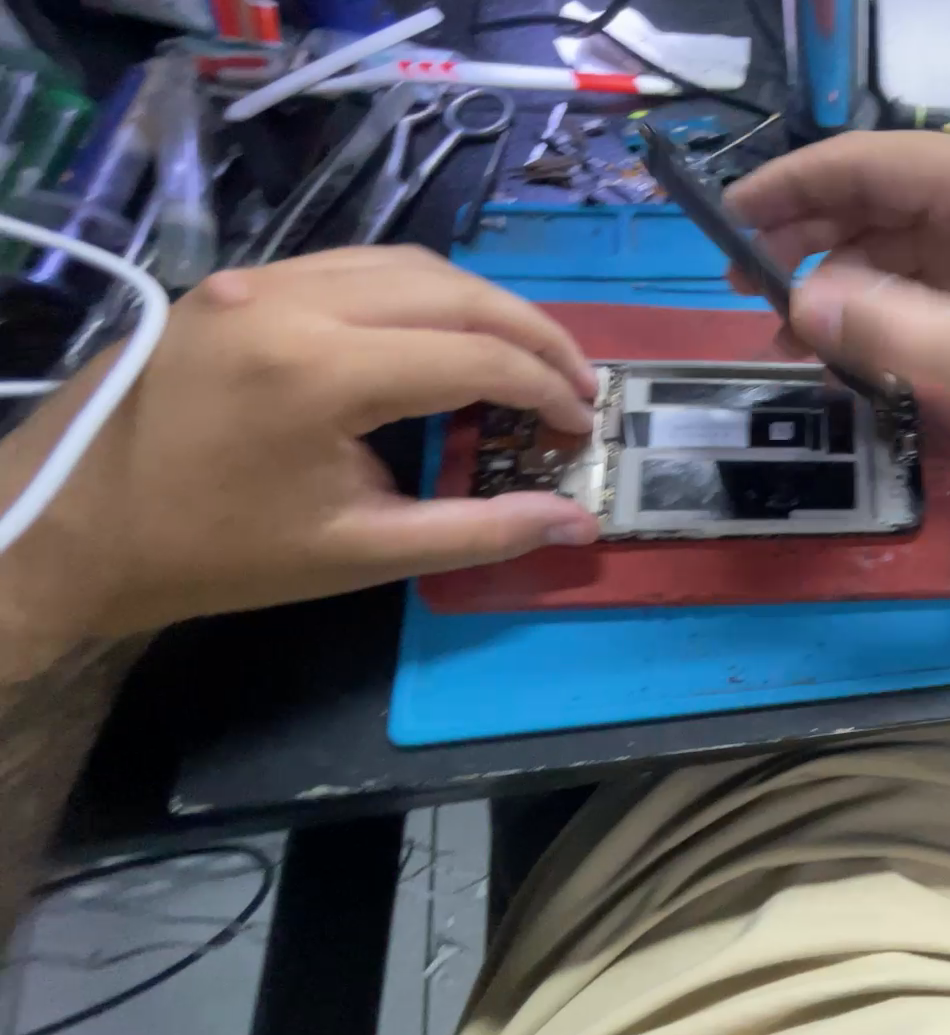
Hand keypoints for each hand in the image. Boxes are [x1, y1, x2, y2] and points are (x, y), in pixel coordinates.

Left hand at [0, 246, 601, 639]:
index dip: (549, 391)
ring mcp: (257, 280)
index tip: (582, 425)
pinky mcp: (242, 281)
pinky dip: (435, 295)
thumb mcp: (370, 554)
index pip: (477, 357)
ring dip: (491, 307)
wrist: (67, 530)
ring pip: (416, 266)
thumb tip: (583, 523)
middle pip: (458, 293)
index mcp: (316, 371)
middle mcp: (287, 301)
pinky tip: (456, 334)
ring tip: (532, 356)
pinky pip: (367, 266)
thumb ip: (489, 531)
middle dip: (538, 336)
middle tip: (580, 383)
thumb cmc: (224, 551)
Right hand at [725, 132, 949, 462]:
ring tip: (783, 331)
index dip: (788, 186)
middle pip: (868, 196)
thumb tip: (796, 305)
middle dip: (802, 237)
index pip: (861, 161)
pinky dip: (872, 304)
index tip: (727, 218)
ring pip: (884, 240)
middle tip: (742, 283)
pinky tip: (838, 342)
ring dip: (833, 281)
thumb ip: (882, 325)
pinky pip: (911, 275)